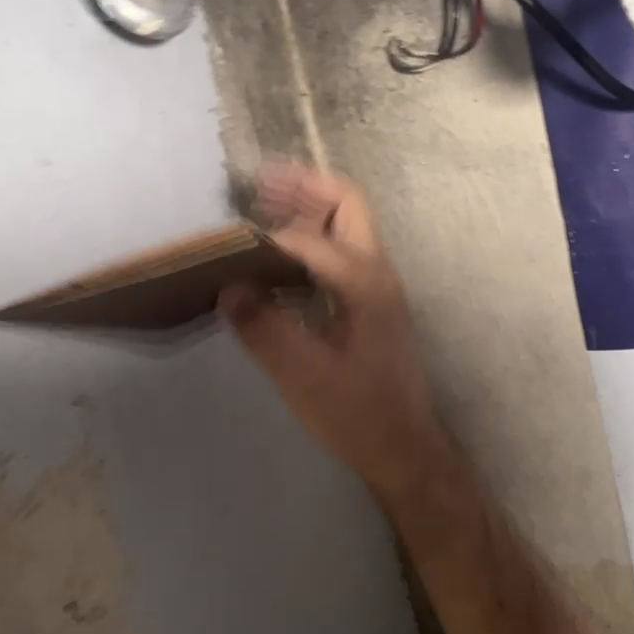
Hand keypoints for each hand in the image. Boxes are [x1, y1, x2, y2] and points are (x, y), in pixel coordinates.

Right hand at [219, 163, 451, 499]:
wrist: (405, 449)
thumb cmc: (360, 416)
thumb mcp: (305, 378)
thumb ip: (266, 330)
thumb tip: (228, 287)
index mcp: (366, 284)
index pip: (312, 240)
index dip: (269, 237)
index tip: (228, 244)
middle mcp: (378, 274)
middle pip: (347, 205)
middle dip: (304, 188)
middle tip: (258, 184)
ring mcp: (378, 287)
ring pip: (347, 226)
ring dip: (307, 209)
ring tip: (261, 206)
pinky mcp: (371, 304)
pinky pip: (341, 252)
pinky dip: (311, 239)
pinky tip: (278, 259)